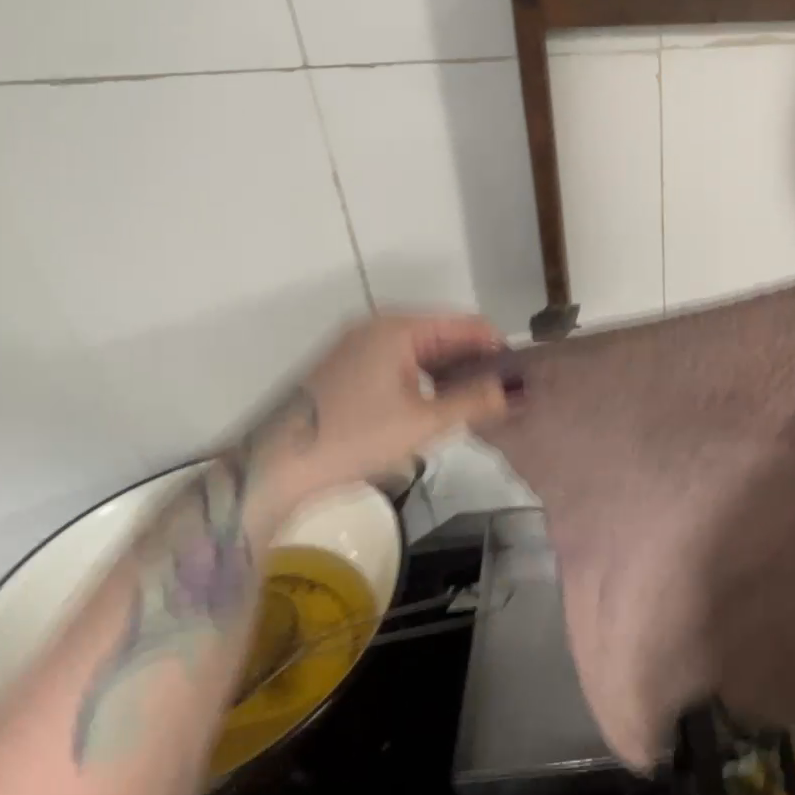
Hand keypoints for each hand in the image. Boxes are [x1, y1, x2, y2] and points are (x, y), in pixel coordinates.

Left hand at [242, 314, 510, 506]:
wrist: (273, 471)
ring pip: (421, 352)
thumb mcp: (424, 424)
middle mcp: (376, 327)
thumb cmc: (353, 439)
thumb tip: (518, 390)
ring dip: (450, 374)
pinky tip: (436, 409)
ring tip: (476, 407)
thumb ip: (476, 402)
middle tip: (504, 398)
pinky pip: (399, 365)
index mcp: (398, 328)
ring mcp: (356, 347)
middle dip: (475, 363)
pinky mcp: (345, 370)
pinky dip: (423, 381)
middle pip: (443, 335)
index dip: (497, 348)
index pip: (466, 324)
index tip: (521, 379)